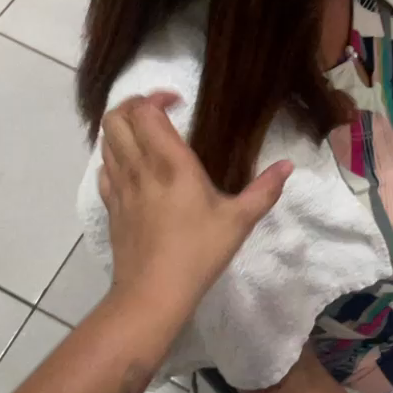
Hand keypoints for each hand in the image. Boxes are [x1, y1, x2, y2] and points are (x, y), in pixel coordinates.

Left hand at [99, 93, 292, 309]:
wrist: (152, 294)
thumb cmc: (198, 253)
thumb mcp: (239, 221)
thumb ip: (264, 190)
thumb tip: (288, 166)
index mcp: (170, 163)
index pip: (146, 112)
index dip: (155, 97)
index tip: (177, 101)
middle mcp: (139, 167)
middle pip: (116, 118)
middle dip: (132, 105)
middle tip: (157, 112)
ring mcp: (120, 187)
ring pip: (105, 141)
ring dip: (123, 129)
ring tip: (146, 136)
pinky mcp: (111, 206)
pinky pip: (104, 169)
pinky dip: (114, 157)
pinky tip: (134, 168)